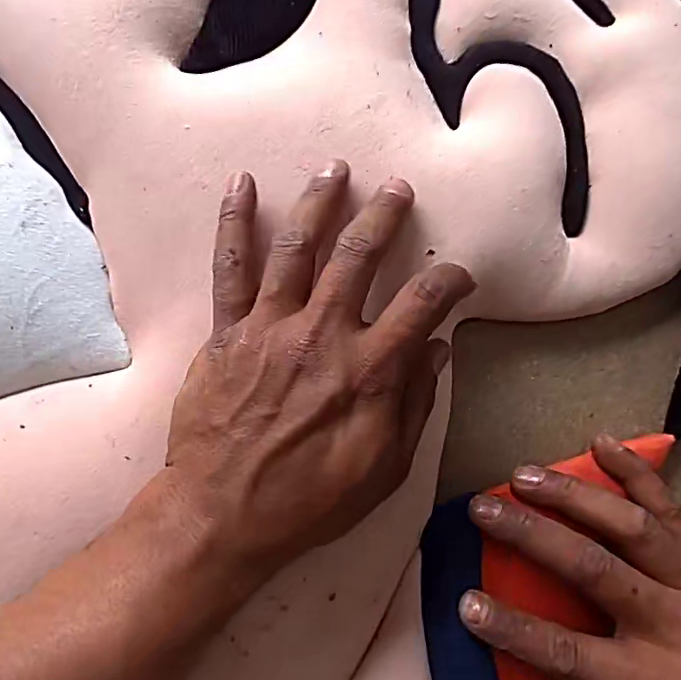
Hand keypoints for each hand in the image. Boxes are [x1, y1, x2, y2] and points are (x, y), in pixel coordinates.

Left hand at [160, 161, 475, 578]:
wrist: (222, 512)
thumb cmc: (309, 500)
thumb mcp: (383, 468)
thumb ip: (413, 404)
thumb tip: (438, 351)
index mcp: (370, 370)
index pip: (425, 303)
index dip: (450, 281)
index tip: (458, 277)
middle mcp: (323, 334)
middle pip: (360, 256)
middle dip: (384, 216)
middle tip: (398, 189)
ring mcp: (270, 327)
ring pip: (298, 247)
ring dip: (320, 202)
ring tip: (336, 168)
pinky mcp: (228, 333)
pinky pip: (230, 268)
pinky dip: (234, 221)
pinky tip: (241, 183)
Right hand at [456, 436, 680, 679]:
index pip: (571, 655)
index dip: (514, 629)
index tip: (467, 603)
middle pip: (596, 570)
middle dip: (532, 535)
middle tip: (484, 509)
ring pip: (633, 528)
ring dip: (574, 495)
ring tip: (523, 474)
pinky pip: (673, 512)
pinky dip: (638, 473)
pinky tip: (603, 442)